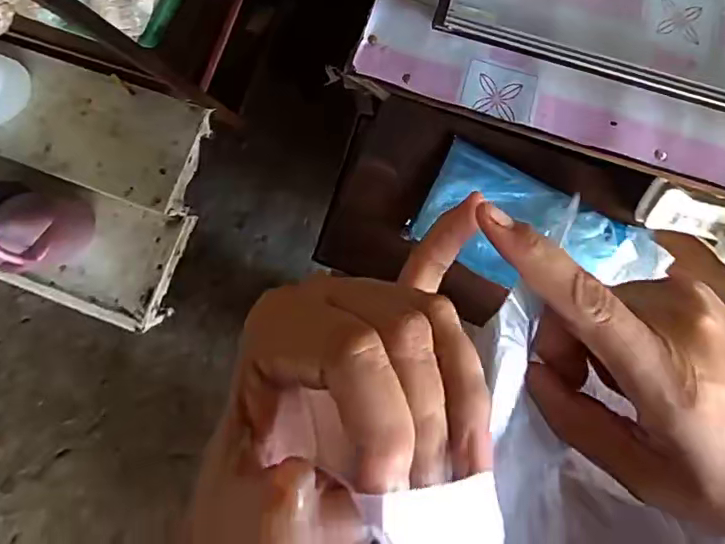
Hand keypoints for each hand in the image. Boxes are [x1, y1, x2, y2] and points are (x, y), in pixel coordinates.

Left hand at [186, 193, 492, 541]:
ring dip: (461, 391)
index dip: (384, 422)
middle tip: (424, 492)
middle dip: (427, 416)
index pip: (351, 349)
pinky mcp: (387, 314)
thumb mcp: (247, 518)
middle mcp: (318, 298)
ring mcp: (358, 297)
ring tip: (462, 461)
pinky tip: (477, 210)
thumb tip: (302, 477)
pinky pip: (424, 271)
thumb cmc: (249, 501)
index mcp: (277, 329)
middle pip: (401, 328)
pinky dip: (450, 242)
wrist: (256, 498)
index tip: (389, 496)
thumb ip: (275, 511)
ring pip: (432, 316)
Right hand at [478, 206, 724, 543]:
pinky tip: (662, 369)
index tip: (487, 214)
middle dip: (564, 345)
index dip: (531, 256)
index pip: (587, 304)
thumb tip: (537, 371)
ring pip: (602, 303)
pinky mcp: (700, 291)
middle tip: (586, 393)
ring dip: (596, 339)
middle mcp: (679, 320)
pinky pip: (631, 300)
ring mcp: (693, 299)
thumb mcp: (655, 480)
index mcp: (671, 379)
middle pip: (578, 307)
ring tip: (636, 389)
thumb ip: (578, 421)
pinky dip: (625, 330)